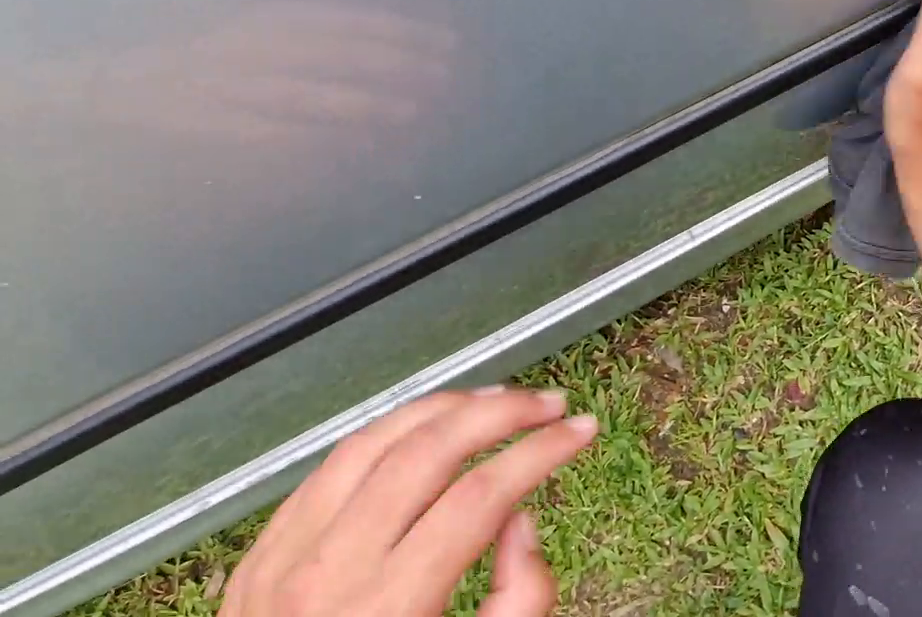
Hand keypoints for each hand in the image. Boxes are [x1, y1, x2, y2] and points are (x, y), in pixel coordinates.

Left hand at [221, 388, 596, 616]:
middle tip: (553, 403)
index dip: (541, 452)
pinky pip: (333, 465)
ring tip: (501, 400)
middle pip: (427, 454)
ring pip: (374, 441)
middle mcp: (323, 576)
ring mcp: (279, 560)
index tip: (586, 429)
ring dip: (448, 407)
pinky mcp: (259, 553)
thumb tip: (521, 517)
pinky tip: (433, 426)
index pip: (477, 498)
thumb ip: (521, 600)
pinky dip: (394, 430)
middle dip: (503, 413)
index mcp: (384, 613)